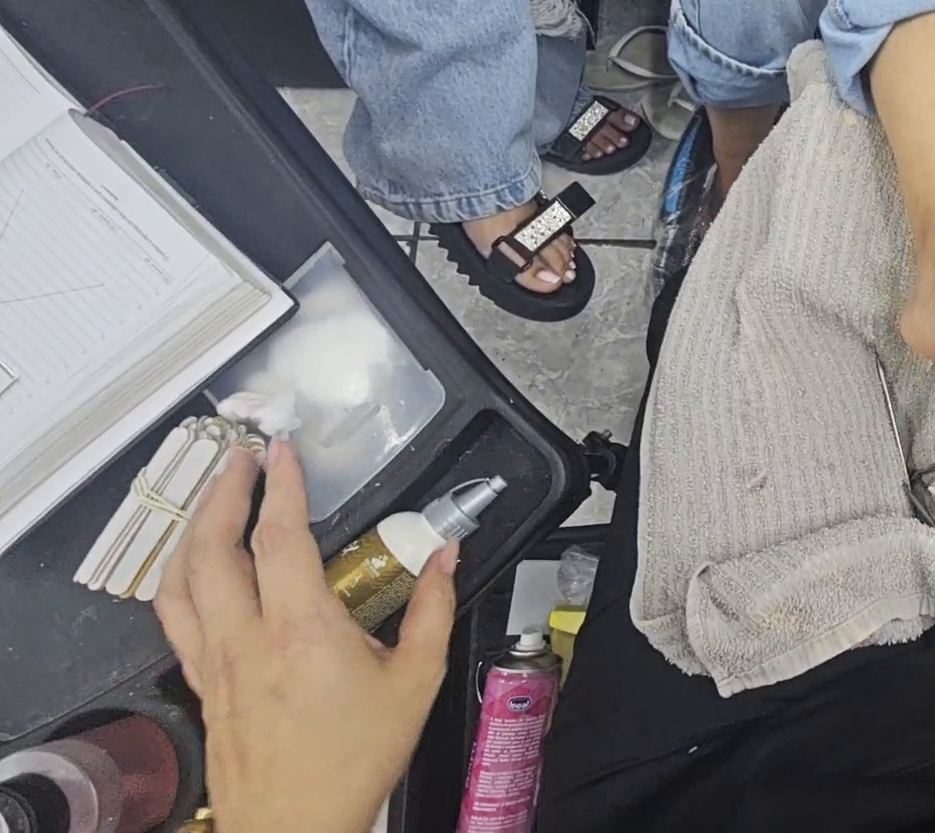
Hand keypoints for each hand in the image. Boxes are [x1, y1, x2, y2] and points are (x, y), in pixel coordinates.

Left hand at [154, 441, 457, 832]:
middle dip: (223, 496)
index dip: (281, 491)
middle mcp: (245, 641)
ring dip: (194, 530)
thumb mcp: (419, 674)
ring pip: (178, 584)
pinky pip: (175, 616)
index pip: (280, 543)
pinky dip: (181, 574)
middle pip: (211, 554)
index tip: (284, 452)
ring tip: (218, 496)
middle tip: (244, 458)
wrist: (297, 823)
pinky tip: (200, 562)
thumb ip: (433, 605)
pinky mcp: (202, 683)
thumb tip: (447, 551)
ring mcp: (213, 663)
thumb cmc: (362, 749)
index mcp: (302, 632)